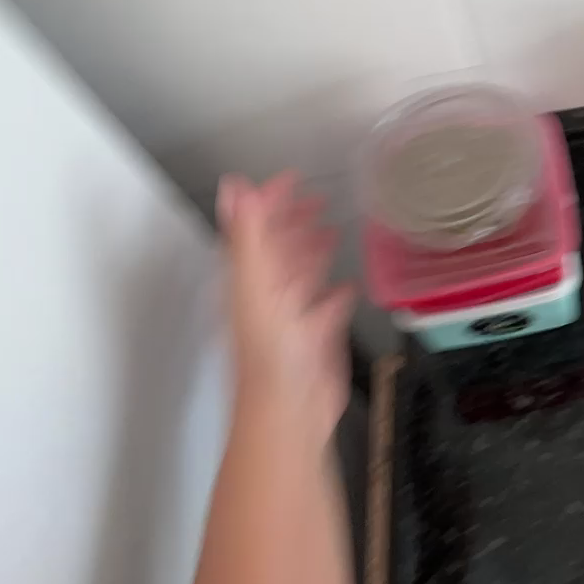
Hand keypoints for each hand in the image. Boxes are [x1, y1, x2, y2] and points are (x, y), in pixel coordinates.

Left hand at [217, 173, 356, 444]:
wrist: (291, 406)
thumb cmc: (272, 351)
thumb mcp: (256, 284)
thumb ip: (248, 234)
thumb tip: (234, 188)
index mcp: (250, 279)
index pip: (258, 229)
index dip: (271, 200)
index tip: (292, 177)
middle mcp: (268, 293)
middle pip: (280, 248)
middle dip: (296, 220)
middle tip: (319, 197)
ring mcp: (292, 315)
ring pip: (303, 273)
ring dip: (315, 249)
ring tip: (334, 229)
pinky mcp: (315, 335)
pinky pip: (326, 304)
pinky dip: (337, 290)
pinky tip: (349, 284)